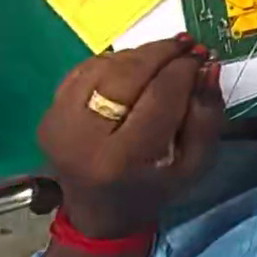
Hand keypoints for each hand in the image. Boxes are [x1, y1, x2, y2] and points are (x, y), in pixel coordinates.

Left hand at [37, 35, 223, 241]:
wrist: (101, 212)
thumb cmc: (156, 188)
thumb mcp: (195, 164)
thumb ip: (207, 116)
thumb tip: (208, 68)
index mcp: (123, 160)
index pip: (160, 96)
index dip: (185, 69)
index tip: (203, 57)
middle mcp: (83, 139)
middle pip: (127, 74)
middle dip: (162, 52)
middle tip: (187, 44)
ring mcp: (58, 123)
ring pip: (104, 66)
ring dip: (139, 54)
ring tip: (164, 55)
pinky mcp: (48, 113)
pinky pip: (85, 69)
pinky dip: (113, 61)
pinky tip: (133, 67)